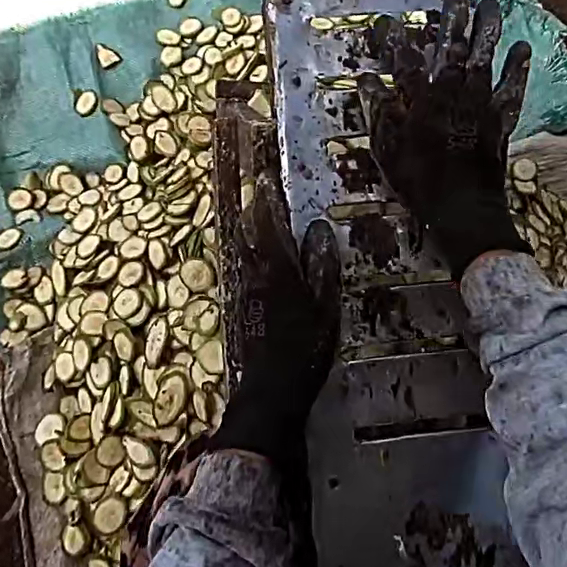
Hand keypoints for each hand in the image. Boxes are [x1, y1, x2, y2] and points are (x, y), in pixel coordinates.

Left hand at [209, 171, 340, 479]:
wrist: (271, 386)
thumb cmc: (304, 348)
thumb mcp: (324, 308)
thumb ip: (321, 268)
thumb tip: (319, 231)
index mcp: (279, 272)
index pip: (271, 227)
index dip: (269, 202)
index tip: (265, 180)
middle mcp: (257, 276)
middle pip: (251, 236)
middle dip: (253, 212)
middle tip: (256, 192)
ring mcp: (246, 291)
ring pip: (245, 252)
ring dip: (249, 231)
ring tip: (253, 215)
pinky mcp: (242, 305)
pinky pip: (245, 269)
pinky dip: (249, 254)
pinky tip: (254, 257)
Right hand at [357, 0, 532, 271]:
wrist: (462, 207)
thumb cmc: (418, 180)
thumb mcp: (388, 149)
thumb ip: (381, 113)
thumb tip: (368, 82)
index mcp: (420, 100)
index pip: (404, 61)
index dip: (395, 39)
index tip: (388, 21)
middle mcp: (451, 93)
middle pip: (451, 49)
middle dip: (452, 20)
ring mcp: (480, 103)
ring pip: (484, 58)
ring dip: (488, 30)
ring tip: (493, 4)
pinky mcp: (501, 118)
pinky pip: (512, 88)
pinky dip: (517, 68)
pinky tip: (522, 49)